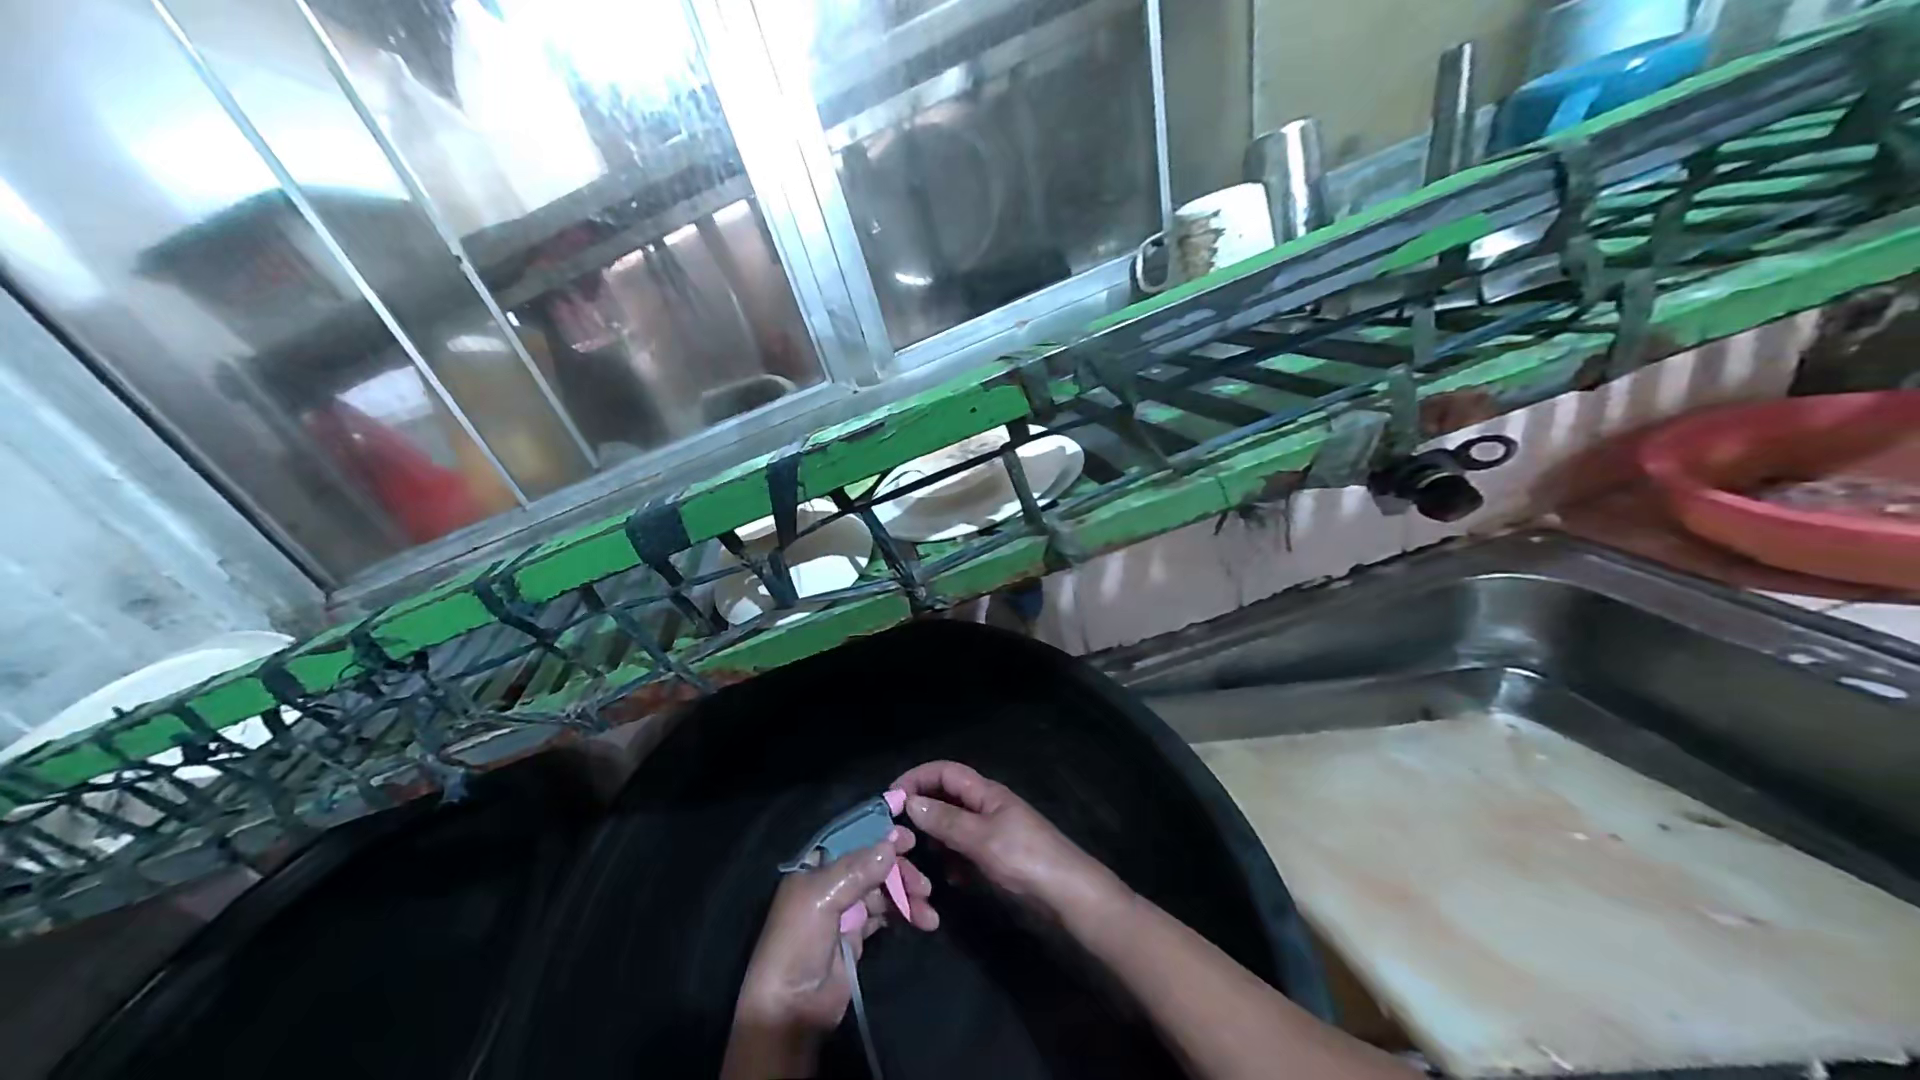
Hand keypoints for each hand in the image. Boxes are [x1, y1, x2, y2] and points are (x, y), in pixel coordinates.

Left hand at [723, 827, 936, 1079]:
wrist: (792, 1009)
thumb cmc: (798, 943)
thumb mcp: (821, 898)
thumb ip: (856, 869)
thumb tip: (890, 845)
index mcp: (814, 866)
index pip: (851, 838)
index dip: (879, 832)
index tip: (907, 833)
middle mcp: (830, 882)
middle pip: (872, 863)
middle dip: (900, 870)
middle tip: (923, 883)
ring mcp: (844, 908)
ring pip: (883, 889)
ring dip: (907, 896)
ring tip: (927, 913)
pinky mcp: (857, 933)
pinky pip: (886, 913)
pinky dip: (905, 913)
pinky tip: (923, 921)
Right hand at [893, 761, 1125, 921]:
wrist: (1068, 894)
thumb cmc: (1025, 858)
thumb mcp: (981, 838)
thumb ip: (945, 820)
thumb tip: (910, 802)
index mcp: (985, 792)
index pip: (944, 772)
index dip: (916, 777)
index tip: (890, 798)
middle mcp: (986, 806)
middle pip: (946, 798)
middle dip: (923, 812)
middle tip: (900, 835)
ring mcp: (993, 831)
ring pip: (953, 826)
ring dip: (938, 840)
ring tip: (925, 861)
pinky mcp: (997, 856)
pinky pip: (965, 850)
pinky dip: (954, 861)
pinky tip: (953, 879)